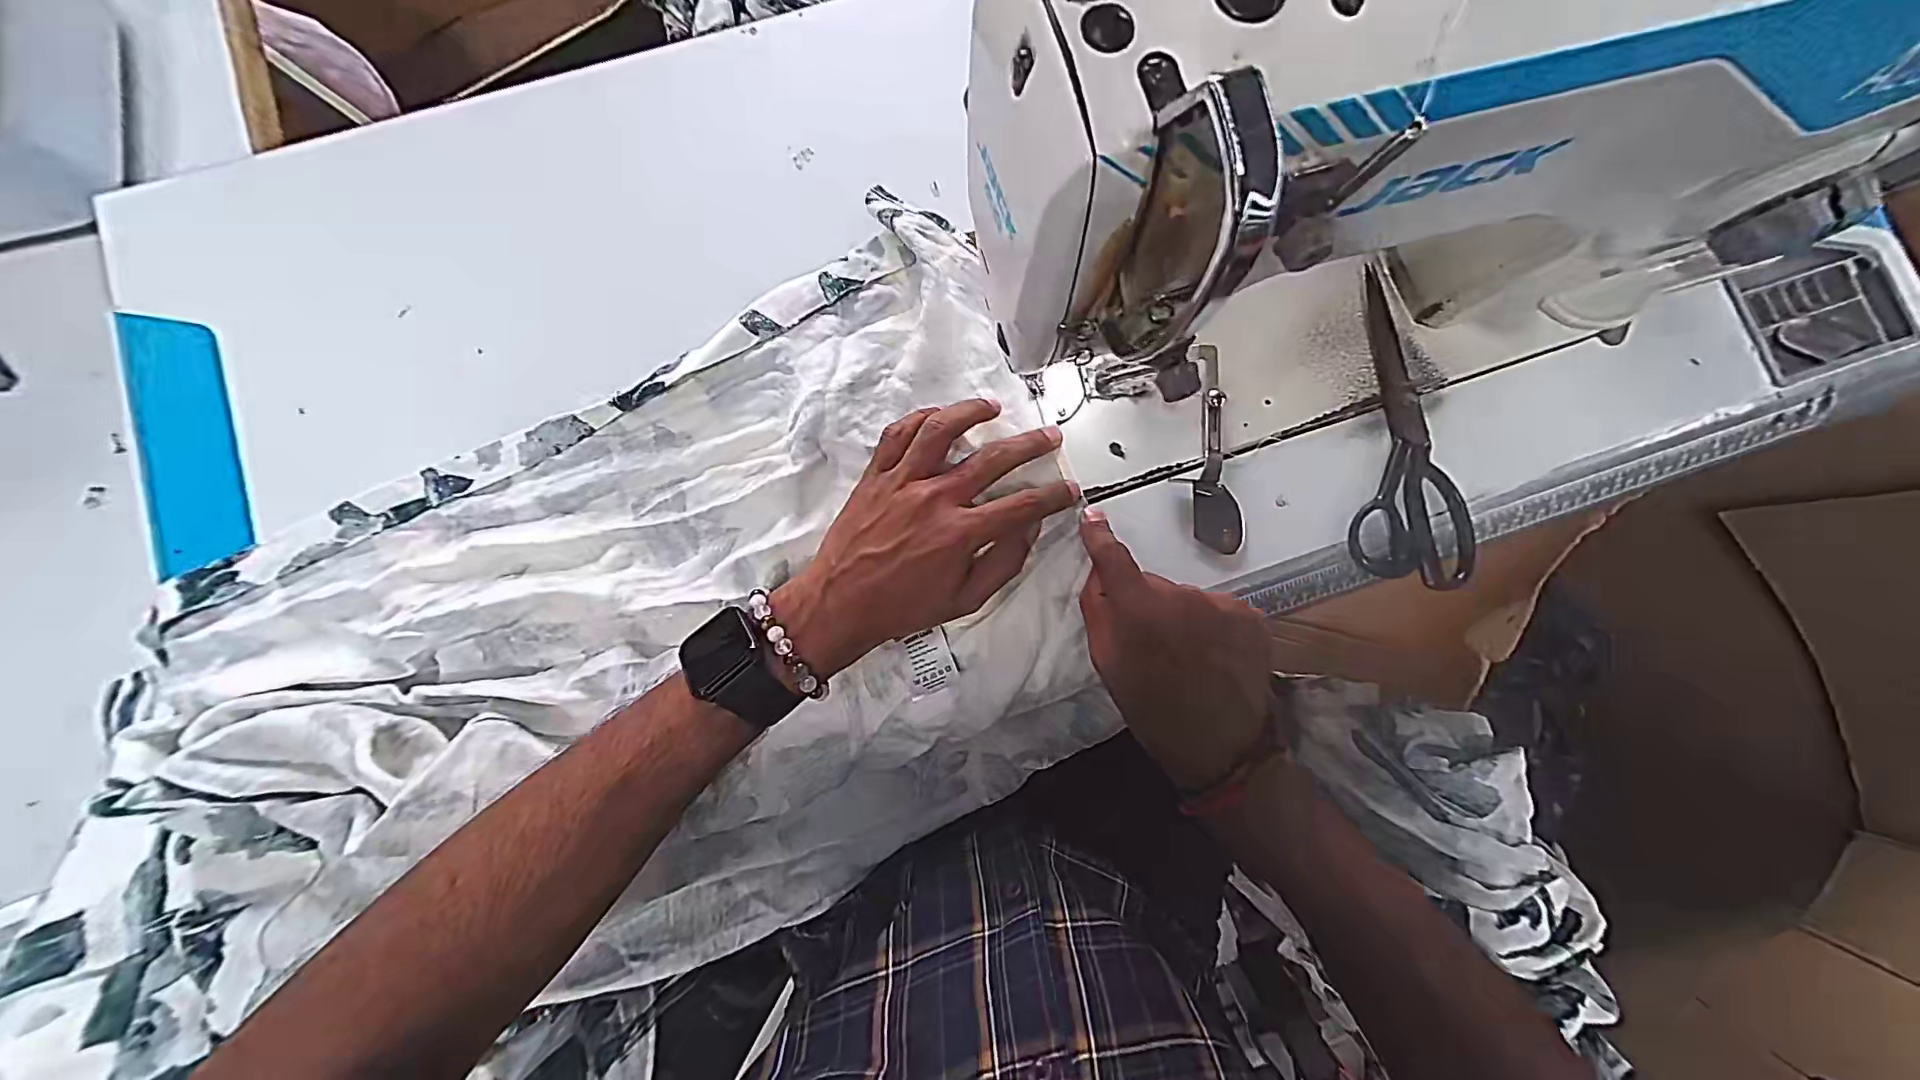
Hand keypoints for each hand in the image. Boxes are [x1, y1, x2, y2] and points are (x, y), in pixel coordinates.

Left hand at [772, 399, 1079, 677]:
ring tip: (992, 408)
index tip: (1066, 490)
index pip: (1022, 505)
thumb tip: (1028, 532)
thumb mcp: (964, 599)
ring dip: (972, 413)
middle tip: (1047, 439)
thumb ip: (1003, 563)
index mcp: (958, 533)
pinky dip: (920, 419)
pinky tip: (936, 416)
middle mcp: (933, 500)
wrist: (841, 603)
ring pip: (942, 430)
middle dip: (1031, 445)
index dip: (1053, 495)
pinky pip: (898, 435)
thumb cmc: (898, 606)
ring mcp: (902, 483)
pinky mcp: (876, 477)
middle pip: (994, 458)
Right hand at [1079, 508, 1274, 789]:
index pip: (1114, 558)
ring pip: (1186, 598)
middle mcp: (1181, 597)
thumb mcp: (1108, 665)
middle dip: (1147, 604)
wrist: (1221, 745)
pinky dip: (1210, 625)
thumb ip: (1098, 613)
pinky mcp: (1248, 614)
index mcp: (1140, 610)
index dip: (1099, 536)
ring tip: (1187, 658)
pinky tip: (1211, 655)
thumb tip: (1097, 577)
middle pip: (1152, 584)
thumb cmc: (1155, 711)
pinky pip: (1215, 608)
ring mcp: (1220, 604)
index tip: (1093, 517)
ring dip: (1182, 617)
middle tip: (1153, 645)